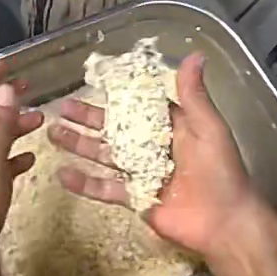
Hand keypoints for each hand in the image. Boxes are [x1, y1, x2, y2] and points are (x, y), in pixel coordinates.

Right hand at [47, 52, 276, 257]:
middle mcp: (151, 145)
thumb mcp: (208, 126)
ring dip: (79, 144)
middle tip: (62, 108)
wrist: (223, 222)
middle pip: (113, 128)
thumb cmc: (219, 170)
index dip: (113, 93)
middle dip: (87, 118)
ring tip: (53, 133)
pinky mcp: (135, 198)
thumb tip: (195, 54)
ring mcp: (140, 172)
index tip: (89, 81)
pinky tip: (62, 174)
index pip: (136, 104)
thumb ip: (193, 94)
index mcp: (169, 125)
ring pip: (104, 154)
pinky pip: (105, 188)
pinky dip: (84, 182)